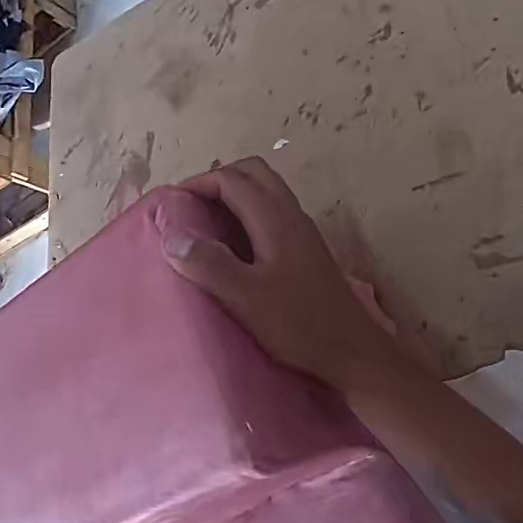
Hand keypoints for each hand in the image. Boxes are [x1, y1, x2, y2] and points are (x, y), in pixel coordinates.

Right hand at [156, 157, 412, 393]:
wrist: (352, 350)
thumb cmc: (300, 325)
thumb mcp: (247, 298)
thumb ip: (209, 264)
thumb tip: (172, 234)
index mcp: (276, 219)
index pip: (232, 179)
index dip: (197, 183)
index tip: (170, 206)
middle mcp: (293, 215)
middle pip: (254, 173)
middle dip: (218, 180)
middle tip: (189, 207)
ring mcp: (304, 231)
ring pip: (267, 191)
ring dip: (235, 195)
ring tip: (205, 224)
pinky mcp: (308, 249)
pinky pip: (275, 212)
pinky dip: (249, 213)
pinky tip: (235, 246)